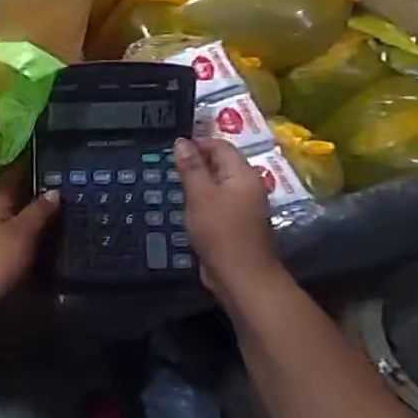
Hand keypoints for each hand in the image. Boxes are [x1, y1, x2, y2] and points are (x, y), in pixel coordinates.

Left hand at [0, 168, 59, 310]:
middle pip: (18, 194)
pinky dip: (32, 229)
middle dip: (39, 189)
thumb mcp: (23, 232)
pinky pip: (18, 231)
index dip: (32, 165)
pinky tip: (48, 233)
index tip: (54, 159)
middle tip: (69, 185)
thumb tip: (54, 190)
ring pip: (18, 214)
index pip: (15, 174)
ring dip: (37, 211)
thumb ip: (39, 210)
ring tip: (65, 207)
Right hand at [175, 137, 280, 301]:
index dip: (197, 143)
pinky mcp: (236, 224)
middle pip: (222, 165)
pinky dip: (203, 201)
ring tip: (175, 186)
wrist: (240, 276)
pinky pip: (218, 204)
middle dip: (197, 163)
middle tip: (170, 167)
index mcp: (243, 174)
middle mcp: (248, 186)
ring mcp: (244, 206)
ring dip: (198, 183)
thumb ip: (191, 167)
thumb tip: (182, 141)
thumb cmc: (220, 232)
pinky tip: (187, 208)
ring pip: (219, 185)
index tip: (173, 149)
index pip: (221, 147)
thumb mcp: (200, 196)